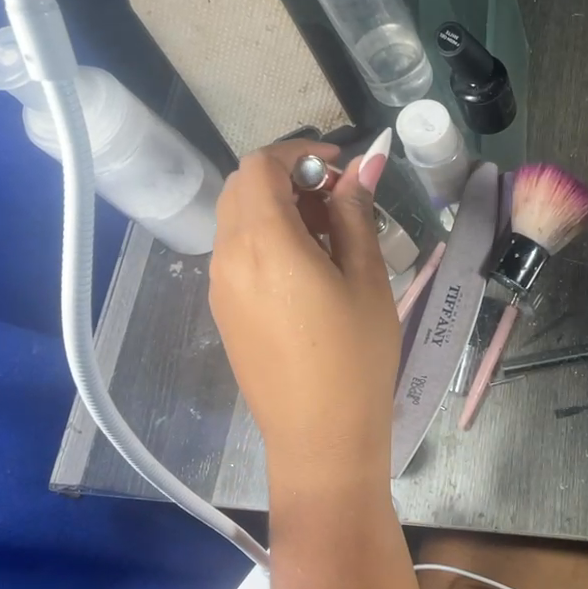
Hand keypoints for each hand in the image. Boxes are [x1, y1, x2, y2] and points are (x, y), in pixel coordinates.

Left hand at [209, 138, 398, 492]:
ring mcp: (220, 286)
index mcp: (265, 242)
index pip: (261, 166)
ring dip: (277, 210)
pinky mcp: (224, 311)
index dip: (300, 152)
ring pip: (237, 221)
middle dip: (288, 179)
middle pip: (242, 189)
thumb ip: (356, 215)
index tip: (340, 165)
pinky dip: (267, 240)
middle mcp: (229, 256)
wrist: (320, 436)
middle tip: (339, 201)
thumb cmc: (356, 357)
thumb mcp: (367, 280)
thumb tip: (362, 165)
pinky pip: (237, 254)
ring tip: (329, 237)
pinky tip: (307, 271)